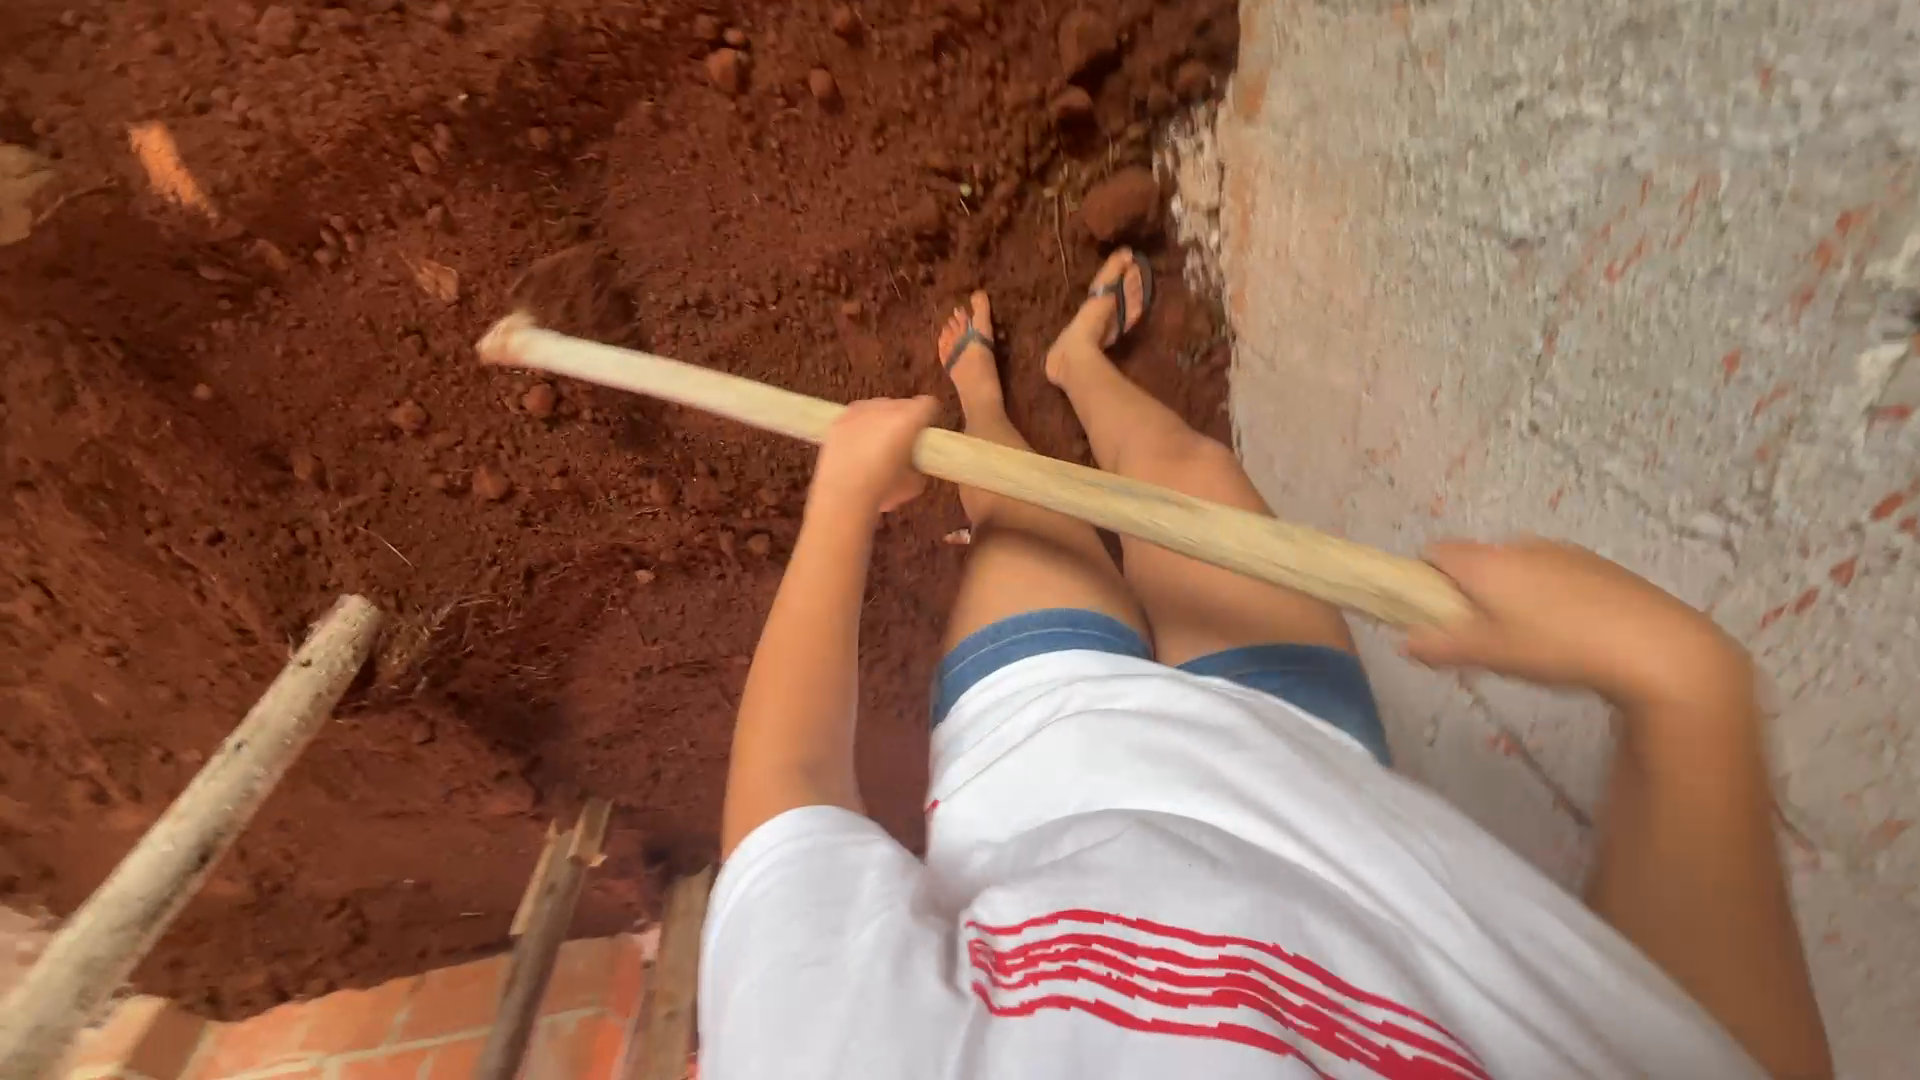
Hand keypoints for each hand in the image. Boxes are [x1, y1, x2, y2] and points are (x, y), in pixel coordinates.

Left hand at [808, 396, 939, 518]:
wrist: (845, 493)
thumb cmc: (883, 487)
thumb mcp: (913, 484)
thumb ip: (917, 468)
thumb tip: (912, 468)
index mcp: (910, 419)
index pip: (928, 405)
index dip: (927, 418)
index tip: (924, 433)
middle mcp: (886, 408)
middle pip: (901, 405)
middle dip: (903, 420)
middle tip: (900, 444)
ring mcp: (860, 411)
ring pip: (877, 408)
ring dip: (880, 422)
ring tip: (876, 447)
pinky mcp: (839, 420)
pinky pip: (855, 418)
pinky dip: (858, 428)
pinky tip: (856, 449)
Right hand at [1406, 538, 1754, 713]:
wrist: (1663, 650)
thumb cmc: (1558, 648)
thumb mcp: (1489, 655)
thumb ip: (1439, 646)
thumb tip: (1403, 641)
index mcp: (1485, 562)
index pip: (1434, 552)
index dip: (1426, 577)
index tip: (1437, 610)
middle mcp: (1518, 546)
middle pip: (1475, 558)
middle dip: (1470, 588)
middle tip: (1484, 630)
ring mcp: (1562, 551)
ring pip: (1516, 564)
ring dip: (1510, 589)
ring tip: (1532, 633)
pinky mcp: (1599, 564)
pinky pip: (1553, 571)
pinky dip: (1548, 592)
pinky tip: (1572, 629)